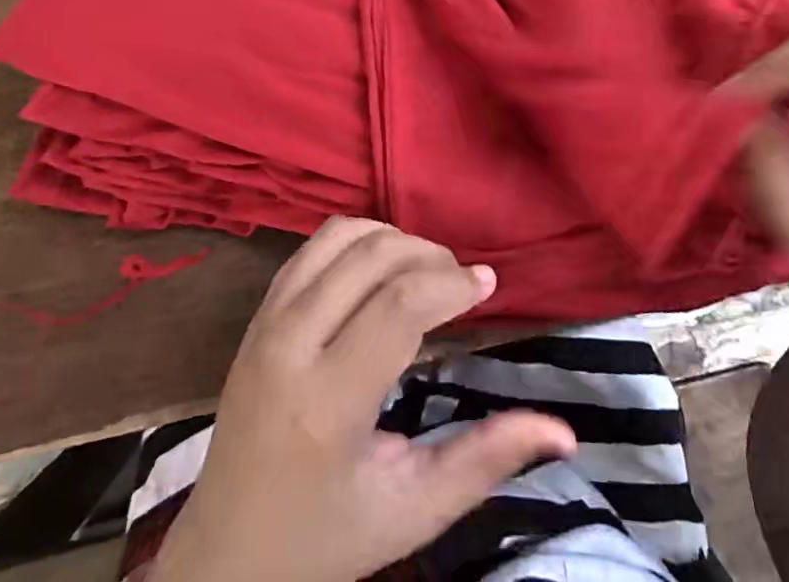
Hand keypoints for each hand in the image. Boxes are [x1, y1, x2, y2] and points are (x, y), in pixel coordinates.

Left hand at [157, 217, 576, 581]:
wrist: (223, 555)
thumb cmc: (326, 537)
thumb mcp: (415, 509)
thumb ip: (488, 460)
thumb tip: (565, 430)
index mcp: (329, 403)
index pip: (399, 306)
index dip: (453, 283)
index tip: (489, 285)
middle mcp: (288, 348)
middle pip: (371, 257)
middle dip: (430, 256)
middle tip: (461, 284)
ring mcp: (263, 326)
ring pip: (338, 237)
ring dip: (393, 239)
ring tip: (425, 273)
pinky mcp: (255, 319)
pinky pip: (311, 249)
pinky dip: (357, 242)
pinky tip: (382, 272)